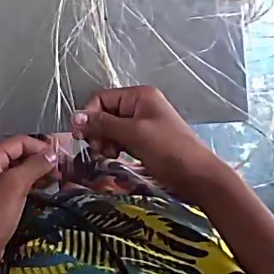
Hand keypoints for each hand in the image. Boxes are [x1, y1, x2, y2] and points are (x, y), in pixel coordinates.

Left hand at [0, 136, 59, 269]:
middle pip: (17, 153)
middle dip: (40, 159)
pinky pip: (13, 182)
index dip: (41, 147)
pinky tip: (43, 189)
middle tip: (62, 170)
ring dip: (36, 172)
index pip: (18, 141)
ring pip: (17, 169)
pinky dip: (28, 183)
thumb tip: (52, 153)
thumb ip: (35, 165)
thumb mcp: (16, 185)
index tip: (62, 158)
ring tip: (56, 179)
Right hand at [72, 86, 234, 199]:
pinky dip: (114, 147)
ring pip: (109, 128)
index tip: (83, 137)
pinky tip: (117, 156)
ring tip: (111, 154)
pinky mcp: (142, 140)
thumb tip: (75, 117)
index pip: (101, 99)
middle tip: (100, 149)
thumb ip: (103, 124)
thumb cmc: (169, 150)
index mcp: (139, 96)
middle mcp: (139, 105)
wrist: (198, 177)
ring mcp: (141, 123)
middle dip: (98, 130)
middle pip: (103, 113)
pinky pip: (119, 139)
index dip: (89, 116)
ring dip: (105, 141)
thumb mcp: (134, 134)